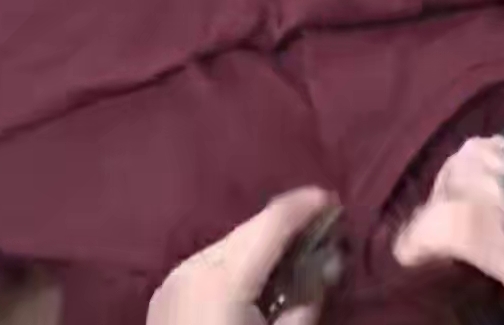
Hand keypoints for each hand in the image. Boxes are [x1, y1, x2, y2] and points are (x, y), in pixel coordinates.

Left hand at [148, 187, 336, 324]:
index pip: (272, 221)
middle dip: (289, 224)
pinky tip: (262, 278)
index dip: (306, 205)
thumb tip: (329, 262)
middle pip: (252, 228)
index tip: (336, 199)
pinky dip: (242, 263)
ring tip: (297, 254)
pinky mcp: (167, 294)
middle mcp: (194, 265)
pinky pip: (214, 263)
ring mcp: (175, 278)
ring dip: (265, 243)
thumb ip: (306, 303)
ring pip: (233, 242)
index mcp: (221, 279)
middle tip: (324, 229)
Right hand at [395, 139, 503, 324]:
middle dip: (432, 209)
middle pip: (464, 176)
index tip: (403, 260)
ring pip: (477, 154)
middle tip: (428, 250)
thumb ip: (488, 324)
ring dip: (448, 183)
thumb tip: (442, 311)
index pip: (466, 222)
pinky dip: (471, 168)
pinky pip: (497, 149)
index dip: (422, 234)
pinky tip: (473, 201)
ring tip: (447, 224)